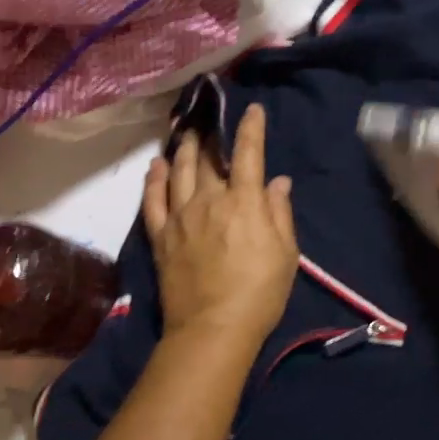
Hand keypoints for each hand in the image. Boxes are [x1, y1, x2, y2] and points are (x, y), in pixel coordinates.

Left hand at [143, 104, 299, 345]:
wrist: (213, 329)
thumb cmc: (260, 293)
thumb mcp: (286, 253)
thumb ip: (279, 213)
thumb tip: (277, 181)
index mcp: (244, 201)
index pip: (248, 153)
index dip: (251, 128)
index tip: (253, 110)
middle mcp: (209, 199)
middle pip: (208, 158)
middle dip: (212, 135)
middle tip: (210, 119)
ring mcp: (180, 217)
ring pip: (179, 171)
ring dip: (183, 148)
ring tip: (185, 133)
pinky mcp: (160, 237)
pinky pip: (152, 200)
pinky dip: (154, 179)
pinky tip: (155, 166)